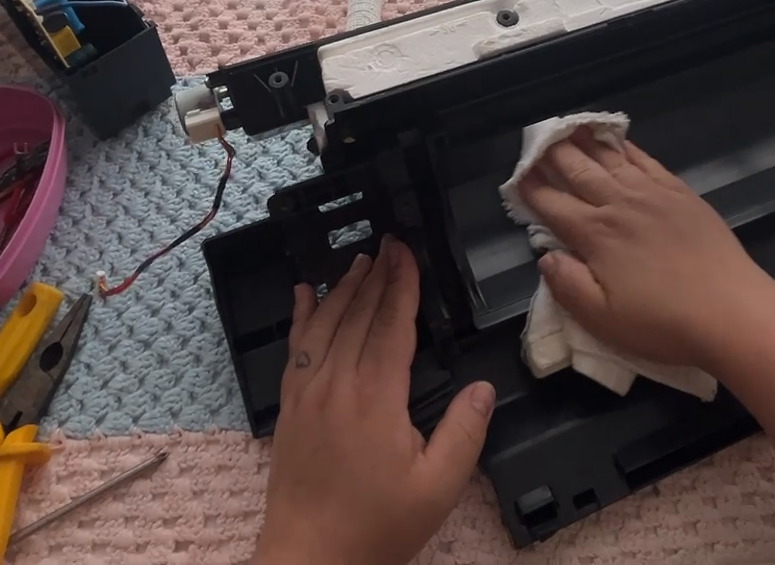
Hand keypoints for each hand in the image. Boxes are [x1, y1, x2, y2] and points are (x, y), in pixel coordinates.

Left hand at [253, 237, 495, 564]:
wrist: (309, 563)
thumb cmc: (376, 527)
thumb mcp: (436, 488)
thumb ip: (464, 433)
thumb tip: (484, 387)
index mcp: (376, 397)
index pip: (391, 324)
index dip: (402, 284)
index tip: (407, 252)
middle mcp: (337, 384)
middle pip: (359, 314)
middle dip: (378, 274)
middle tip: (390, 241)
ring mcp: (308, 392)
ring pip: (326, 323)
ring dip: (344, 287)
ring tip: (361, 259)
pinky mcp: (289, 406)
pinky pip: (295, 348)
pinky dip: (300, 317)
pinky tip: (302, 294)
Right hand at [519, 130, 774, 372]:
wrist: (732, 312)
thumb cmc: (664, 322)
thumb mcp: (603, 319)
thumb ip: (567, 285)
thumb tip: (544, 255)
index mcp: (595, 235)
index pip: (552, 204)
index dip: (531, 189)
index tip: (516, 177)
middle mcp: (618, 204)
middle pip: (576, 170)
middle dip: (551, 153)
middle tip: (536, 139)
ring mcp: (651, 194)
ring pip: (609, 158)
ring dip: (584, 140)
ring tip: (568, 126)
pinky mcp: (680, 193)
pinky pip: (646, 160)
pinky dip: (626, 147)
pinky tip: (617, 140)